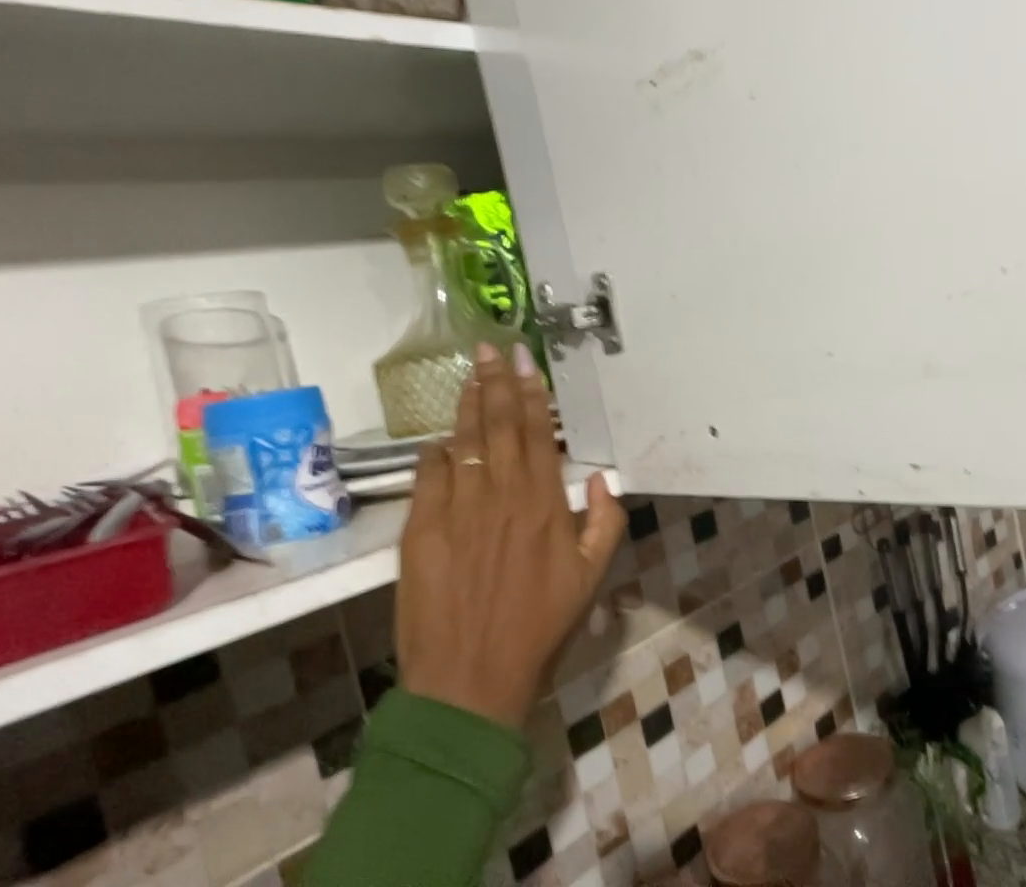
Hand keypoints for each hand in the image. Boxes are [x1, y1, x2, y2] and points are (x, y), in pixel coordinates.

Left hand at [395, 341, 627, 727]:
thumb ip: (605, 522)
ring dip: (466, 406)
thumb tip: (602, 479)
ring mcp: (456, 510)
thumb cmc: (540, 628)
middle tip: (490, 348)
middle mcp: (499, 495)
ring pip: (462, 443)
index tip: (525, 361)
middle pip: (497, 426)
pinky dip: (435, 453)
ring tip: (469, 375)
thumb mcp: (592, 579)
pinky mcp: (420, 530)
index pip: (537, 434)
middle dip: (495, 383)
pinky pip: (428, 477)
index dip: (531, 394)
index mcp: (543, 504)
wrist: (470, 677)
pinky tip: (439, 440)